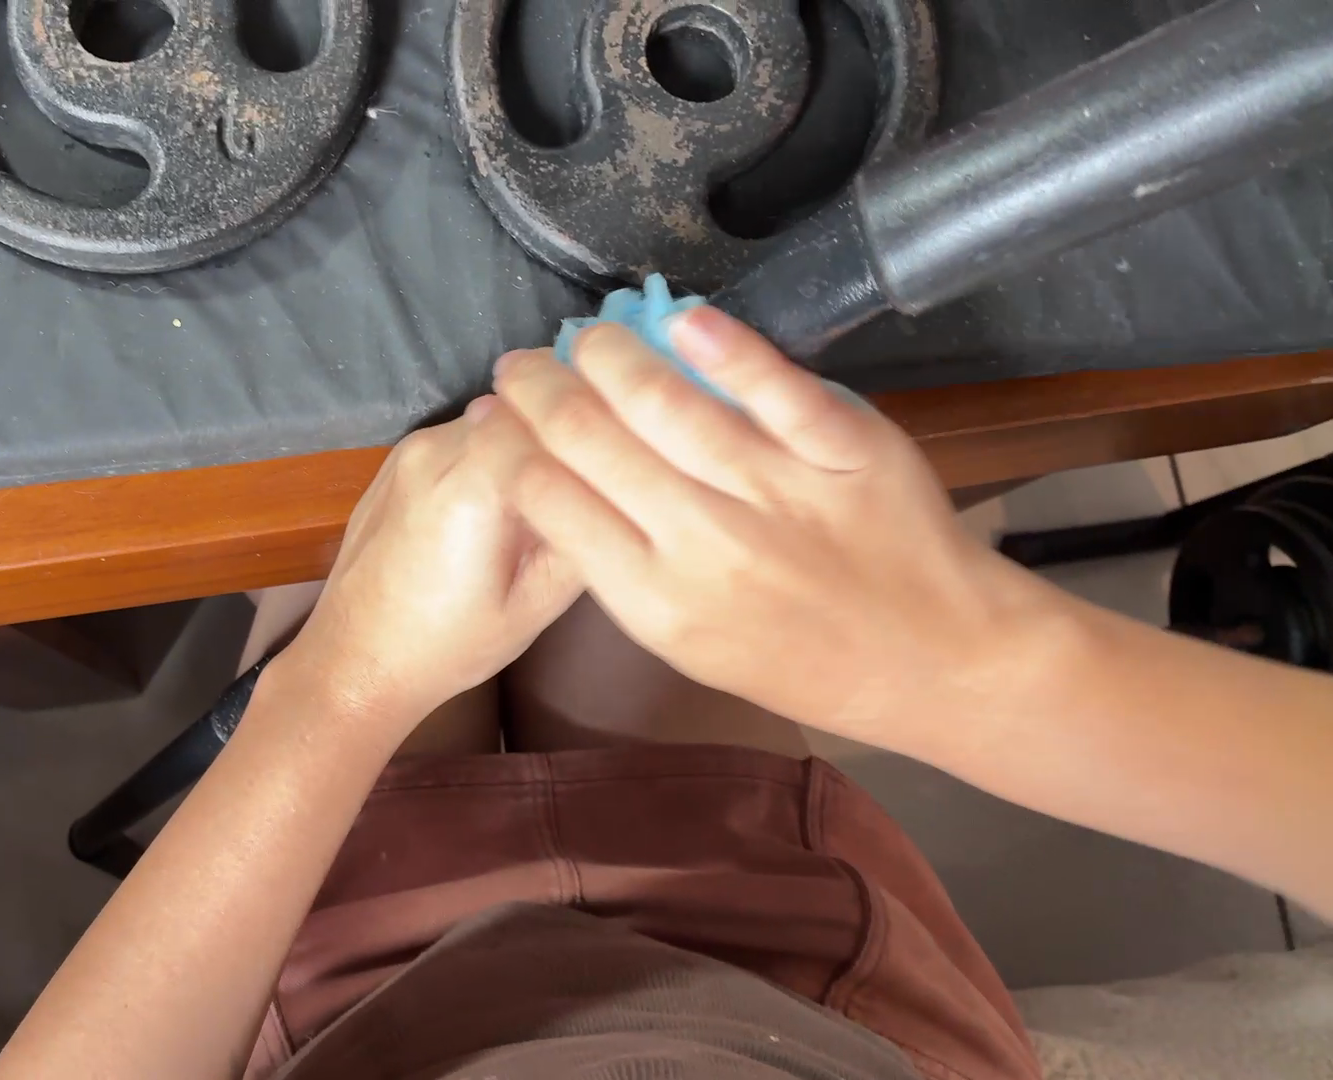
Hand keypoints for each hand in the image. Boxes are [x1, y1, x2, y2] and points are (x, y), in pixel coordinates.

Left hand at [278, 403, 582, 731]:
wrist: (357, 657)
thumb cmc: (449, 644)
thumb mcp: (535, 604)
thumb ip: (578, 530)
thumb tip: (609, 478)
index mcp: (470, 483)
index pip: (549, 411)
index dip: (591, 420)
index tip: (623, 444)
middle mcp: (433, 449)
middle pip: (518, 407)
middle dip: (557, 430)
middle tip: (591, 468)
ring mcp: (407, 449)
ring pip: (488, 416)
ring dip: (521, 442)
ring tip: (543, 490)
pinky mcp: (394, 460)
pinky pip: (458, 436)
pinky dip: (486, 453)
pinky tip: (495, 500)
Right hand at [471, 309, 1059, 742]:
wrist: (931, 665)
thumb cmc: (788, 661)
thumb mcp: (678, 640)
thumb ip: (617, 563)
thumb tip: (556, 482)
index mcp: (650, 598)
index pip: (548, 498)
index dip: (508, 443)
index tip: (494, 416)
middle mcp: (700, 543)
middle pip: (590, 439)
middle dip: (537, 389)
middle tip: (518, 365)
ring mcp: (777, 492)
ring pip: (666, 404)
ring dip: (608, 356)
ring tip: (584, 337)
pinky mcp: (845, 452)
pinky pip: (776, 391)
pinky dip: (728, 349)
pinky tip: (681, 320)